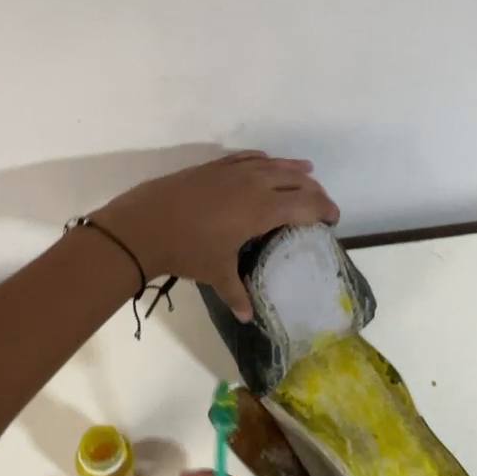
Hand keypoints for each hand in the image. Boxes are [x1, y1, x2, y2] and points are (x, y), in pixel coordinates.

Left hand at [91, 151, 338, 320]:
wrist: (143, 226)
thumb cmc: (186, 250)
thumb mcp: (216, 273)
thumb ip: (236, 293)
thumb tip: (247, 317)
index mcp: (262, 208)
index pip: (305, 204)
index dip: (324, 209)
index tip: (333, 219)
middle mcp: (253, 184)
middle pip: (295, 181)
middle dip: (313, 191)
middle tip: (321, 204)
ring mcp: (231, 172)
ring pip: (272, 164)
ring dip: (292, 169)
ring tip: (307, 172)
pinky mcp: (212, 168)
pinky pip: (246, 158)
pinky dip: (262, 160)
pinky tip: (265, 162)